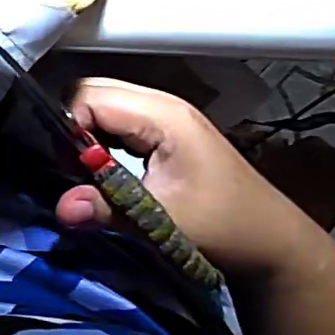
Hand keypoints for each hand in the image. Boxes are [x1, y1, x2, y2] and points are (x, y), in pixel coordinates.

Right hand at [53, 79, 333, 278]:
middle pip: (93, 92)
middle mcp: (160, 106)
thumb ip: (108, 209)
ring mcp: (163, 117)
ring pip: (102, 105)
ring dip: (85, 134)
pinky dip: (99, 141)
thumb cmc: (228, 226)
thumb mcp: (164, 221)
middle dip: (71, 125)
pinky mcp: (161, 133)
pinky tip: (100, 170)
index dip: (68, 126)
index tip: (63, 165)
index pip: (90, 96)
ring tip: (80, 171)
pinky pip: (116, 121)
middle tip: (66, 166)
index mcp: (163, 115)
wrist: (272, 242)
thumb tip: (62, 207)